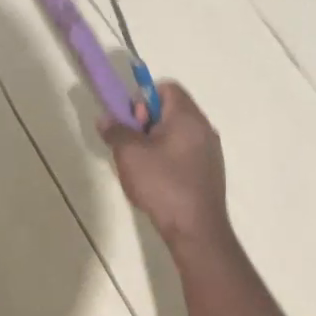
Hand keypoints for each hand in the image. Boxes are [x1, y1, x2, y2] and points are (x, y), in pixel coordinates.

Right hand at [100, 81, 230, 248]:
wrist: (195, 228)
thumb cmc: (162, 183)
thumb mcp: (129, 154)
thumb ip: (116, 131)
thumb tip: (106, 118)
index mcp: (187, 118)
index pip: (166, 88)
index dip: (143, 97)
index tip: (130, 120)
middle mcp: (203, 128)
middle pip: (170, 109)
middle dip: (145, 121)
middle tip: (131, 143)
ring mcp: (210, 150)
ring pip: (176, 132)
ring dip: (154, 140)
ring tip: (139, 164)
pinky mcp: (209, 170)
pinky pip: (183, 150)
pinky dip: (166, 156)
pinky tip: (155, 179)